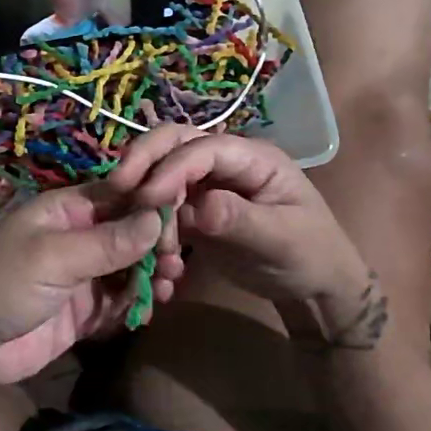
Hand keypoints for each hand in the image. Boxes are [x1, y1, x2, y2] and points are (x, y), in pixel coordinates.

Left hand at [0, 187, 175, 412]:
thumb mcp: (53, 257)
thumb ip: (107, 241)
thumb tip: (159, 217)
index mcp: (66, 210)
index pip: (120, 195)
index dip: (152, 204)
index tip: (183, 219)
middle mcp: (78, 237)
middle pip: (130, 232)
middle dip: (155, 242)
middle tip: (173, 263)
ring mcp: (80, 275)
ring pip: (129, 267)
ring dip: (151, 273)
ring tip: (168, 284)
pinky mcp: (82, 312)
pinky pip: (119, 301)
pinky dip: (137, 302)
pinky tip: (152, 307)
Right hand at [109, 128, 398, 352]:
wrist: (313, 287)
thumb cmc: (311, 255)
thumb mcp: (283, 238)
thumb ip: (241, 220)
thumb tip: (198, 209)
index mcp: (251, 157)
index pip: (203, 149)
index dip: (172, 167)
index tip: (147, 198)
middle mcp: (223, 162)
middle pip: (174, 143)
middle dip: (144, 160)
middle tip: (117, 188)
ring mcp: (206, 184)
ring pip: (160, 172)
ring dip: (144, 198)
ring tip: (142, 237)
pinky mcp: (193, 208)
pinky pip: (161, 206)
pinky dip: (150, 223)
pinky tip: (151, 252)